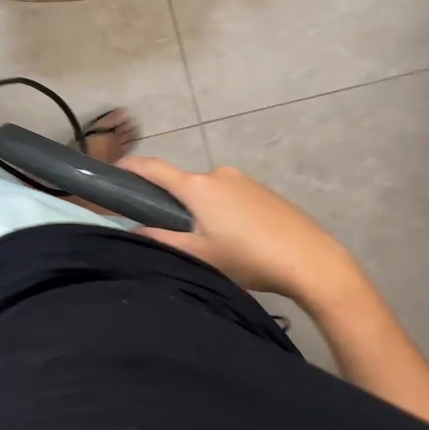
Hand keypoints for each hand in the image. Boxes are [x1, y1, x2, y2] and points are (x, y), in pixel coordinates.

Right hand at [118, 157, 365, 306]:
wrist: (314, 262)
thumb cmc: (249, 258)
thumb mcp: (200, 256)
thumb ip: (161, 241)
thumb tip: (133, 230)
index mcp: (197, 187)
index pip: (153, 168)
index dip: (130, 167)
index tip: (114, 171)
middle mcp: (218, 174)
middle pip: (183, 183)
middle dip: (173, 202)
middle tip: (172, 231)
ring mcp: (244, 180)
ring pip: (209, 192)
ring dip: (202, 209)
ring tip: (212, 242)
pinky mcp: (265, 191)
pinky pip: (232, 196)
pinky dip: (225, 211)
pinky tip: (239, 239)